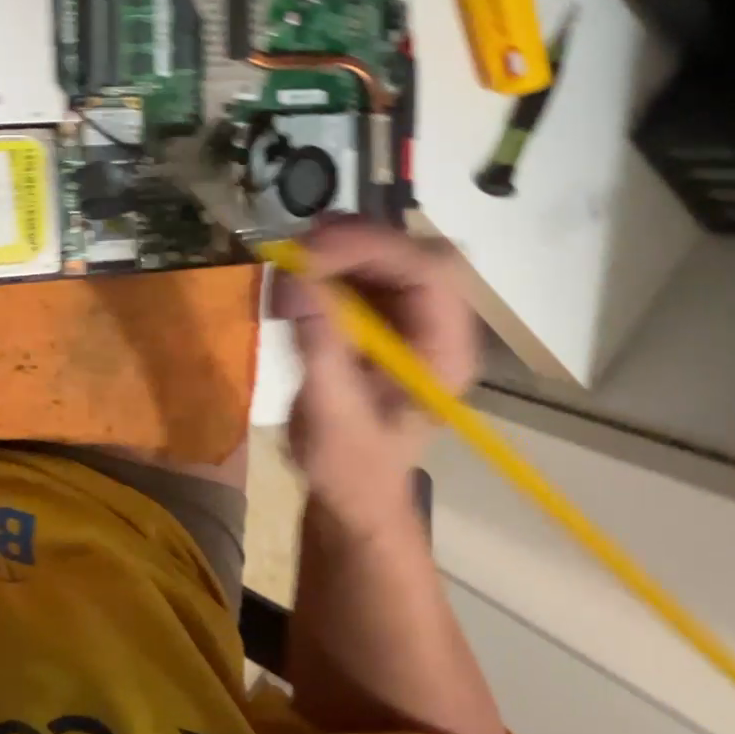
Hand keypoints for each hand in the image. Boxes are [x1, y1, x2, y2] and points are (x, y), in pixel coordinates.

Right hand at [272, 220, 476, 534]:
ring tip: (289, 264)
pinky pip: (360, 268)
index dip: (371, 248)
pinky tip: (295, 278)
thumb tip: (294, 278)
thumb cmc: (351, 467)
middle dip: (355, 240)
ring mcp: (410, 317)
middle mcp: (438, 324)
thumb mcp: (332, 416)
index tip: (307, 253)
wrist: (351, 492)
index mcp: (445, 350)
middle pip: (414, 250)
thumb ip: (319, 347)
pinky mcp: (380, 316)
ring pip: (387, 251)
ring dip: (337, 248)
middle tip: (295, 252)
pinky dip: (325, 262)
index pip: (429, 272)